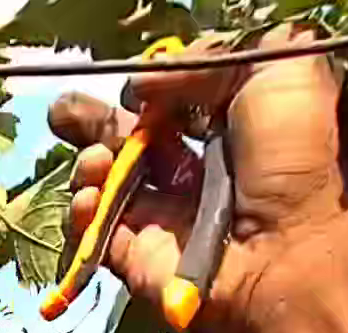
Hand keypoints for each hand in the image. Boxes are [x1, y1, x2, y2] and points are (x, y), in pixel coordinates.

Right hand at [49, 26, 347, 332]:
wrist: (274, 250)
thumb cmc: (286, 162)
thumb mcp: (275, 74)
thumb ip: (210, 63)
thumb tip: (142, 83)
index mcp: (223, 131)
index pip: (170, 105)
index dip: (145, 92)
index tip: (132, 85)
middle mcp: (186, 174)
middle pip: (126, 143)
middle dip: (93, 125)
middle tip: (61, 112)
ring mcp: (156, 218)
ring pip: (103, 186)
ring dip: (88, 167)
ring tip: (92, 162)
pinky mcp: (132, 255)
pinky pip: (94, 232)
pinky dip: (82, 214)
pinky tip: (85, 198)